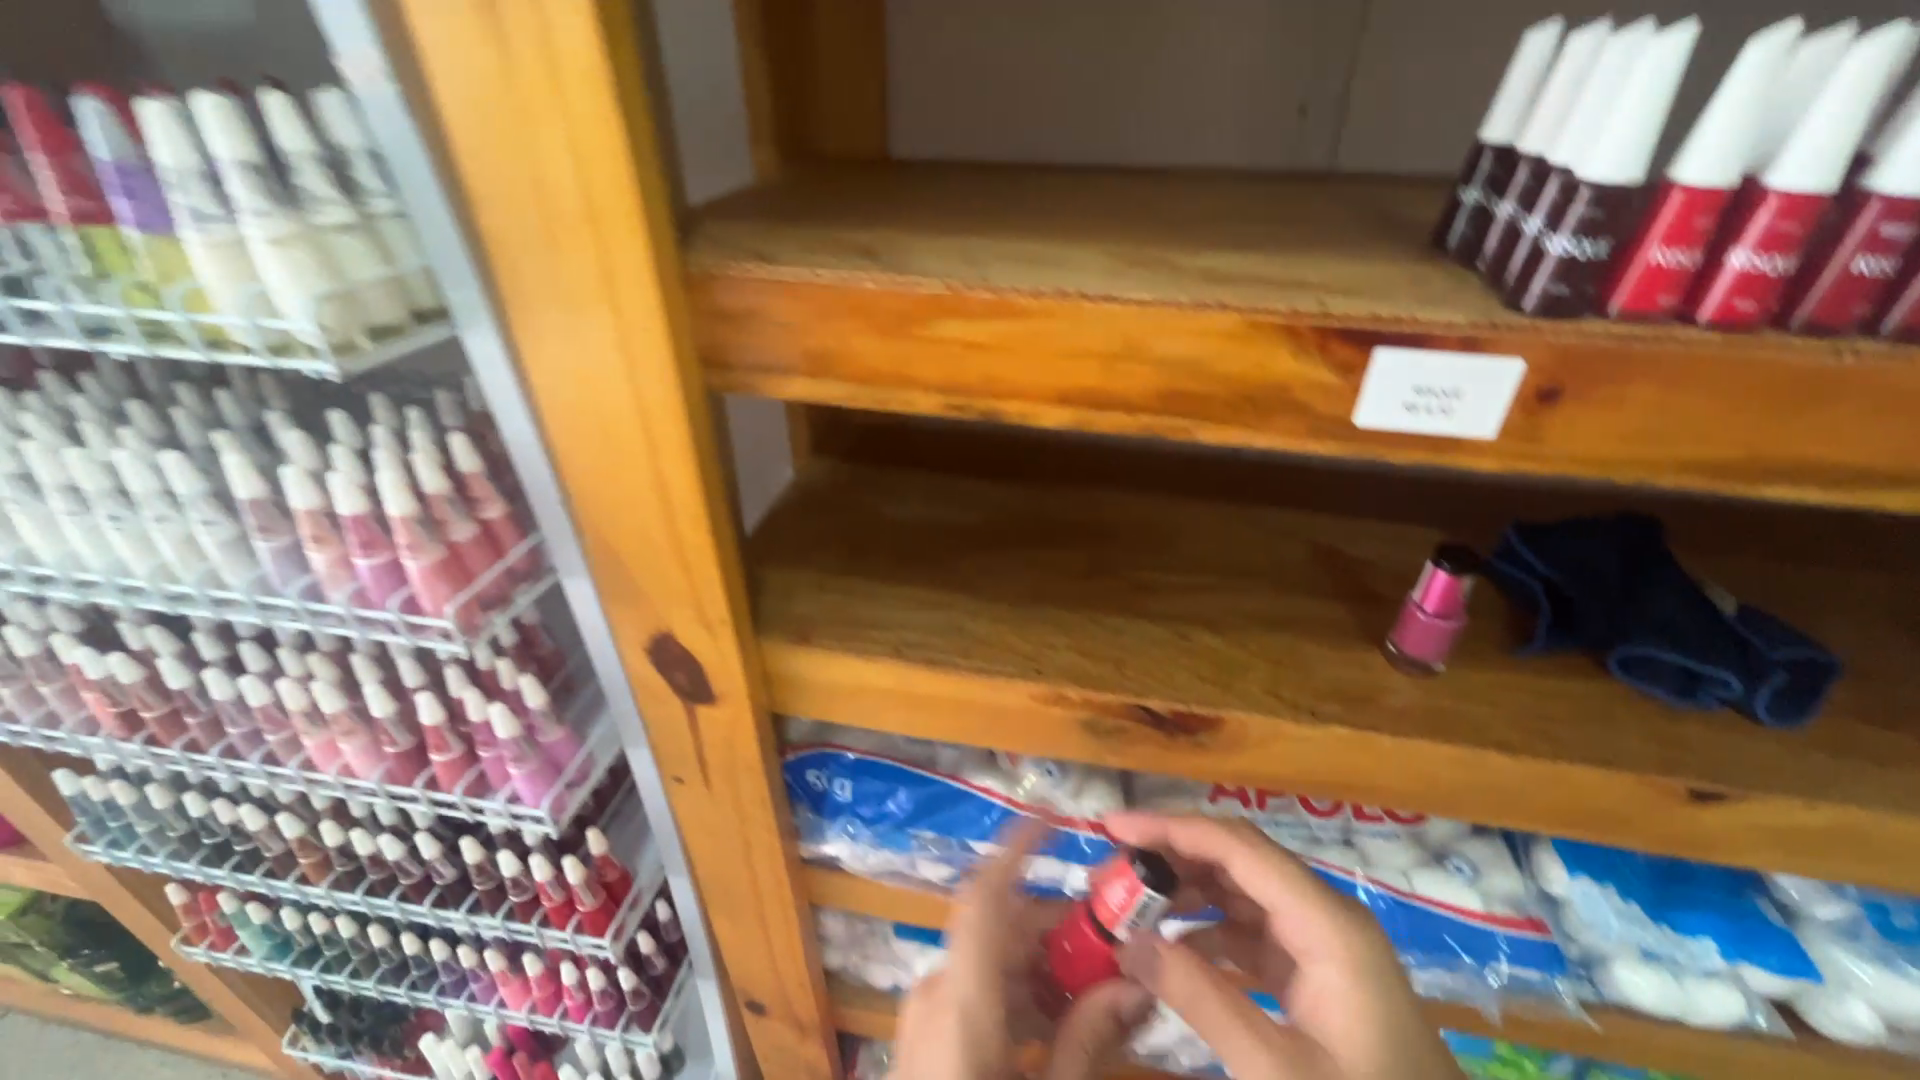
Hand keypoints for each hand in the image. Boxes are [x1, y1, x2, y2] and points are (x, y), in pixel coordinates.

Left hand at [891, 820, 1156, 1079]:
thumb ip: (1090, 1037)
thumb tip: (1138, 982)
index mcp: (965, 998)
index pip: (984, 897)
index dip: (1016, 850)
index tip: (1055, 823)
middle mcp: (938, 989)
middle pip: (1000, 931)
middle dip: (1059, 931)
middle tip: (1118, 953)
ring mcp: (925, 1012)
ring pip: (990, 962)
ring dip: (1042, 969)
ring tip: (1097, 1000)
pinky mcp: (923, 1036)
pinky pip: (975, 992)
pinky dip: (1016, 995)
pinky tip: (1054, 1030)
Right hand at [1105, 812, 1461, 1079]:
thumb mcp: (1275, 1071)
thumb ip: (1200, 999)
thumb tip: (1128, 942)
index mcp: (1325, 923)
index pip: (1237, 847)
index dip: (1170, 828)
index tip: (1110, 827)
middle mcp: (1324, 917)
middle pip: (1238, 861)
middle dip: (1170, 859)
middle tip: (1108, 876)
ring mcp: (1323, 946)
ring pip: (1241, 895)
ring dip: (1185, 895)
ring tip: (1128, 909)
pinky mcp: (1317, 976)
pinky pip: (1251, 935)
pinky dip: (1206, 934)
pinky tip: (1170, 952)